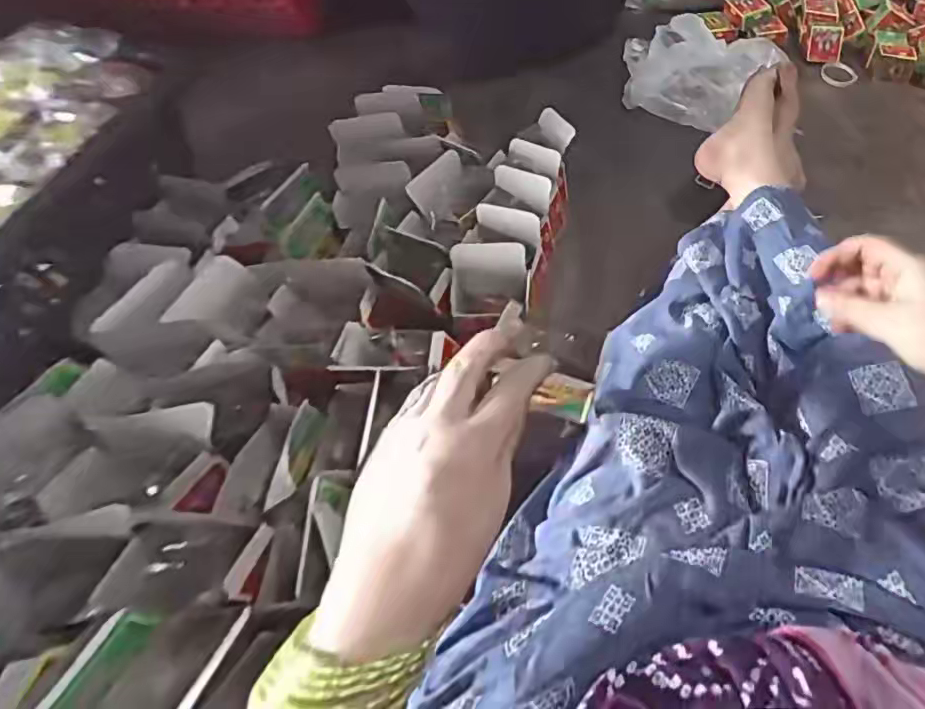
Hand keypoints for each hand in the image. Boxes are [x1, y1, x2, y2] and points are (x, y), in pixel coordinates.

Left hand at [308, 306, 555, 661]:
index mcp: (470, 443)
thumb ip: (505, 445)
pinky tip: (451, 397)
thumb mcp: (494, 498)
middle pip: (467, 364)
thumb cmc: (448, 557)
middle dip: (493, 340)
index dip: (532, 367)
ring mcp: (403, 431)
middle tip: (514, 329)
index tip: (546, 359)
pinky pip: (418, 400)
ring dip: (464, 362)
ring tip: (485, 359)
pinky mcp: (382, 443)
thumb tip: (516, 410)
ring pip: (438, 378)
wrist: (378, 595)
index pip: (510, 386)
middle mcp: (433, 426)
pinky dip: (441, 388)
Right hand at [812, 235, 924, 396]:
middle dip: (839, 281)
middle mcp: (906, 273)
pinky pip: (877, 305)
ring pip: (868, 288)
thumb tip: (818, 298)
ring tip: (829, 319)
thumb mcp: (887, 323)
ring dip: (847, 300)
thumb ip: (850, 309)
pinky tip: (844, 328)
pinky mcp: (909, 313)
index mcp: (905, 265)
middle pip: (864, 266)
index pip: (864, 245)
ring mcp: (908, 293)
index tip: (815, 275)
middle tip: (818, 300)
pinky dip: (860, 313)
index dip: (836, 255)